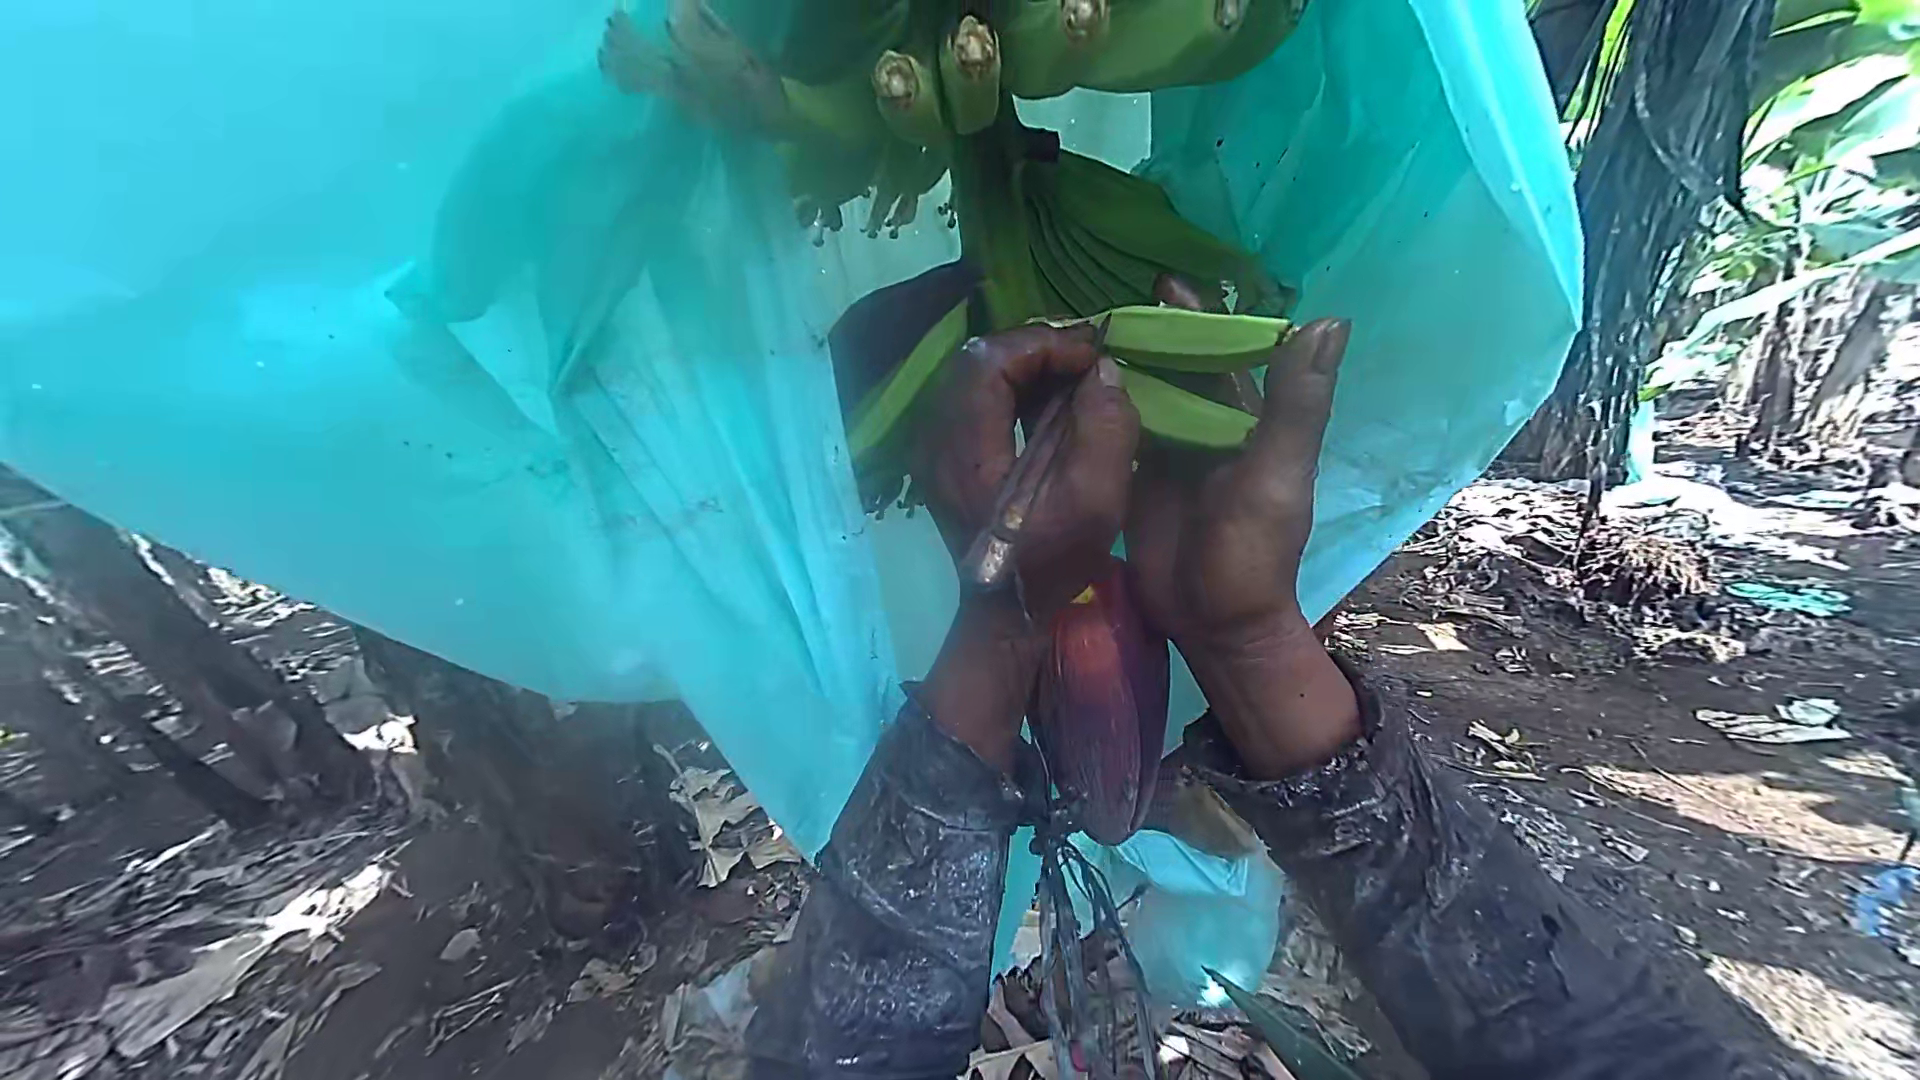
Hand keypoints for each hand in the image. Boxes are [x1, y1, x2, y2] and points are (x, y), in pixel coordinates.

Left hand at [915, 322, 1140, 769]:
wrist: (1005, 609)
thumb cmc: (1051, 561)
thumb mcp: (1095, 502)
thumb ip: (1106, 428)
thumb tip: (1102, 371)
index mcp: (962, 449)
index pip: (990, 360)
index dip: (1044, 345)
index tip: (1092, 357)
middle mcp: (934, 440)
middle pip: (977, 361)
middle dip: (1035, 349)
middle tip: (1084, 361)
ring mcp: (933, 448)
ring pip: (973, 377)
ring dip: (1024, 367)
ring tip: (1071, 376)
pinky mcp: (943, 457)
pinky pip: (973, 401)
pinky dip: (1012, 390)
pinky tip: (1046, 403)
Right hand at [1125, 278, 1359, 777]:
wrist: (1212, 621)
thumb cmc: (1252, 554)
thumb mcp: (1277, 478)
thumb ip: (1295, 407)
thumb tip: (1327, 319)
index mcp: (1246, 424)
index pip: (1221, 359)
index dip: (1200, 320)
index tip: (1165, 283)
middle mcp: (1205, 432)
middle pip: (1173, 375)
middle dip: (1144, 341)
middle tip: (1099, 311)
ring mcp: (1166, 458)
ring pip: (1141, 403)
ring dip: (1115, 374)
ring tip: (1075, 342)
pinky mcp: (1136, 483)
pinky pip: (1116, 439)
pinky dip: (1098, 417)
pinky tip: (1068, 395)